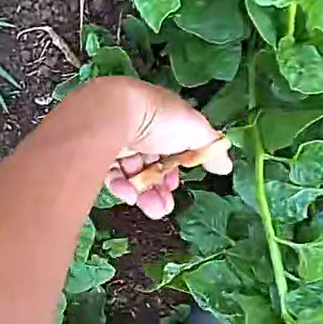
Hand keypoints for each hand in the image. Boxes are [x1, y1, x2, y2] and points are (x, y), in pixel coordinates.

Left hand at [100, 78, 232, 219]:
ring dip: (145, 194)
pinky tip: (130, 196)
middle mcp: (138, 129)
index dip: (176, 169)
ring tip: (153, 209)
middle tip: (165, 205)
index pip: (172, 148)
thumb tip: (226, 166)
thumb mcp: (195, 130)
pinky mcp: (96, 152)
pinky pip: (111, 175)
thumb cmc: (157, 117)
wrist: (111, 114)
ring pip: (132, 174)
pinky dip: (123, 188)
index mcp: (162, 119)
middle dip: (161, 189)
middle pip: (152, 165)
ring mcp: (116, 140)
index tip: (177, 185)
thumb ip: (211, 149)